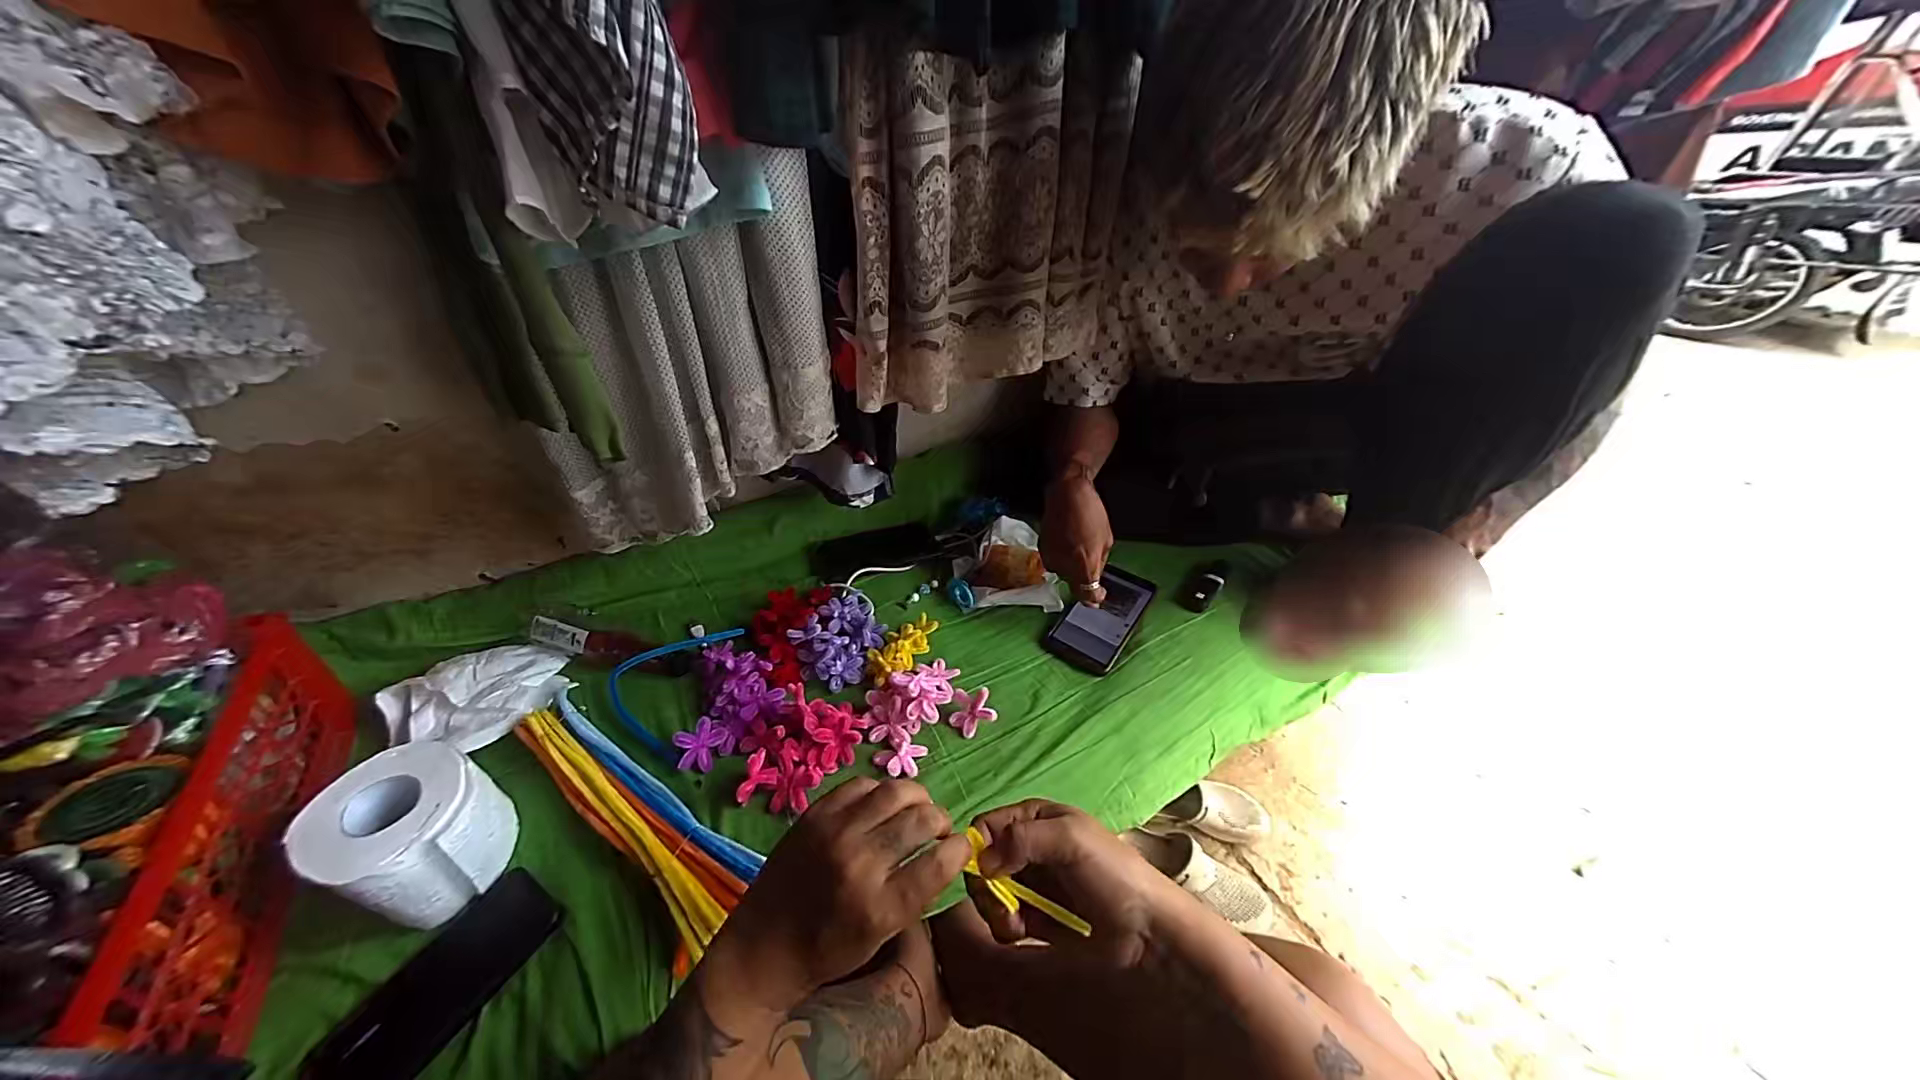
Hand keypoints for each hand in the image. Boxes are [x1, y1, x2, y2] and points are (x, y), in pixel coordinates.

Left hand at [718, 779, 972, 1010]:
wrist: (763, 946)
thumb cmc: (828, 949)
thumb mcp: (882, 935)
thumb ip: (918, 892)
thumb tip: (949, 851)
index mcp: (880, 906)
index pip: (939, 862)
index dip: (959, 848)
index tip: (962, 845)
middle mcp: (859, 863)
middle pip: (922, 820)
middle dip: (941, 821)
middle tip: (940, 828)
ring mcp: (835, 832)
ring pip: (896, 792)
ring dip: (918, 798)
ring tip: (918, 808)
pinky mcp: (815, 814)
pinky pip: (863, 784)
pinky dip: (881, 791)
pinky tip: (884, 804)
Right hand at [930, 801, 1177, 1028]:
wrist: (1146, 929)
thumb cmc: (1110, 872)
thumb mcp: (1069, 839)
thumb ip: (1022, 838)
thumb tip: (982, 861)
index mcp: (1034, 818)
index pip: (987, 825)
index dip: (978, 847)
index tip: (987, 873)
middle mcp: (1027, 847)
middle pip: (981, 861)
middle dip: (985, 885)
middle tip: (1002, 906)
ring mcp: (1030, 883)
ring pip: (988, 892)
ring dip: (994, 909)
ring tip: (1016, 923)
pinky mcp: (1034, 916)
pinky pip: (1002, 918)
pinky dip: (1004, 926)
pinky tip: (1022, 932)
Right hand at [1041, 475, 1111, 604]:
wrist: (1067, 495)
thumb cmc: (1089, 513)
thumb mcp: (1107, 540)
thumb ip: (1100, 562)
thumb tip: (1095, 574)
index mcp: (1084, 567)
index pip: (1088, 596)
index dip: (1094, 598)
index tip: (1098, 595)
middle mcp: (1065, 568)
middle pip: (1075, 585)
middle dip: (1084, 578)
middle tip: (1090, 559)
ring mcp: (1051, 560)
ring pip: (1064, 573)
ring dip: (1072, 565)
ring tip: (1078, 544)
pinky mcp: (1042, 551)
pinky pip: (1055, 561)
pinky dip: (1062, 556)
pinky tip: (1068, 540)